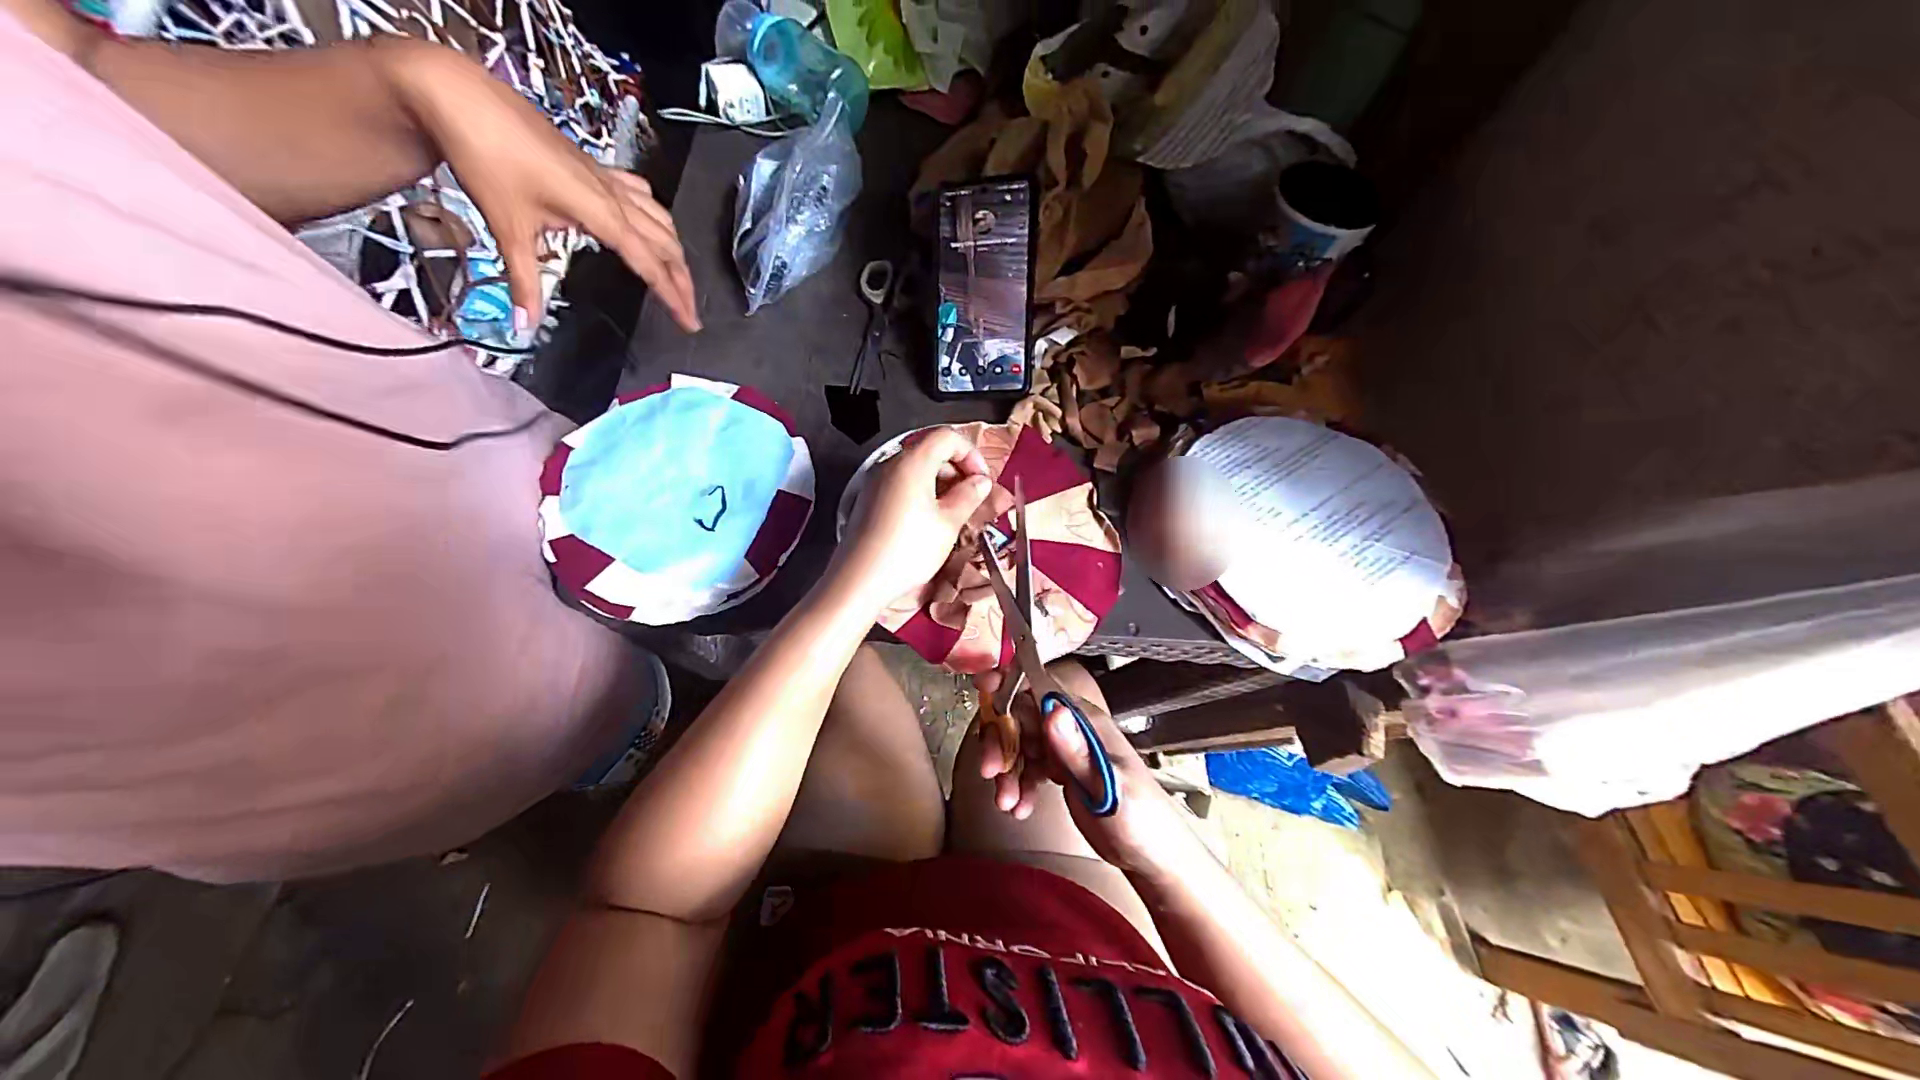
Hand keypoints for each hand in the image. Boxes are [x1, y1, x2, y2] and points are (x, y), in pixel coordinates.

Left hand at [385, 45, 699, 332]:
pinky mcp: (595, 168)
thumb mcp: (507, 228)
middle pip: (667, 244)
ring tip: (680, 275)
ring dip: (676, 250)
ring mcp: (607, 179)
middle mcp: (614, 196)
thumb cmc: (487, 155)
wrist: (462, 98)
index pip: (651, 265)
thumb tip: (524, 322)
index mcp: (602, 213)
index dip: (674, 297)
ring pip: (661, 219)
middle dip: (684, 280)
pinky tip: (652, 221)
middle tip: (691, 310)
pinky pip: (641, 194)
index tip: (689, 321)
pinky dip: (655, 215)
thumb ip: (524, 281)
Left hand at [836, 427, 992, 613]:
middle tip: (972, 496)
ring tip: (954, 513)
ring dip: (940, 483)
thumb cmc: (904, 551)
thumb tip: (979, 482)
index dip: (970, 454)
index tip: (981, 478)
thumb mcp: (949, 523)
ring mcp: (876, 482)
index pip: (947, 437)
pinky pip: (900, 485)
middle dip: (956, 469)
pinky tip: (930, 521)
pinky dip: (921, 494)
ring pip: (915, 469)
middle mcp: (890, 464)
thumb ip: (969, 495)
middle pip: (930, 450)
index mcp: (912, 462)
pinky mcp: (869, 500)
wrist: (860, 580)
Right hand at [975, 671, 1203, 877]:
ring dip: (1006, 769)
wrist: (1150, 857)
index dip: (1011, 682)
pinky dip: (1017, 785)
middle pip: (1022, 717)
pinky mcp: (1061, 770)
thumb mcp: (1108, 786)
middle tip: (991, 770)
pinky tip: (1018, 807)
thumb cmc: (1140, 819)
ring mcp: (1066, 749)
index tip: (986, 687)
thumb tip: (1052, 710)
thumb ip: (1077, 750)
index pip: (1041, 686)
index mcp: (1085, 721)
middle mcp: (1073, 728)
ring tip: (1005, 800)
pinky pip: (1027, 767)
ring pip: (1020, 744)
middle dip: (1001, 740)